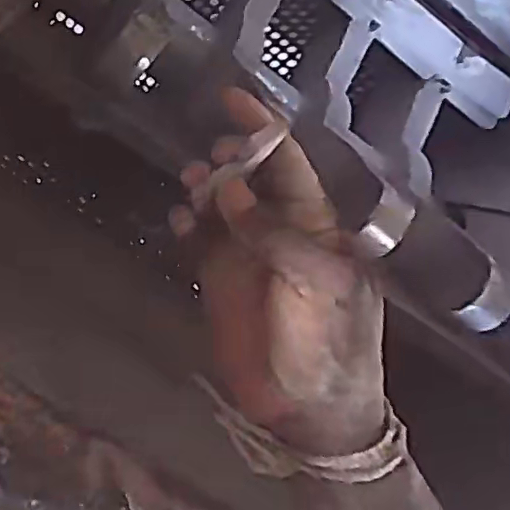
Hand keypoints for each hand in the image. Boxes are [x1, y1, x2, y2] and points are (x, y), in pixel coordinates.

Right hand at [171, 89, 388, 456]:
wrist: (309, 411)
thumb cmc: (328, 344)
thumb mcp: (319, 284)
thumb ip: (276, 235)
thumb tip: (233, 191)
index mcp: (312, 220)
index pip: (287, 159)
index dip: (261, 127)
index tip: (232, 98)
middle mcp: (277, 227)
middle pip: (247, 175)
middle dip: (228, 158)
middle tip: (212, 162)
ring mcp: (245, 252)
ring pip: (217, 201)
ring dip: (202, 187)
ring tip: (192, 187)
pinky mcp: (218, 277)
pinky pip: (197, 238)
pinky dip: (186, 224)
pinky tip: (181, 224)